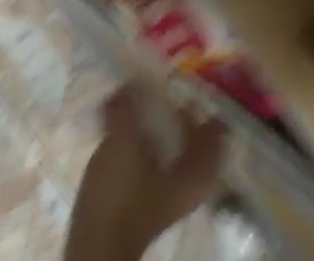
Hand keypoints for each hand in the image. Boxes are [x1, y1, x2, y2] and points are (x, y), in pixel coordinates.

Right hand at [64, 84, 228, 260]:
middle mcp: (189, 179)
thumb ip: (130, 112)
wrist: (99, 235)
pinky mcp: (143, 188)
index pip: (214, 134)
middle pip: (188, 137)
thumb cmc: (121, 194)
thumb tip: (135, 78)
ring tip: (124, 95)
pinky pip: (145, 151)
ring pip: (164, 143)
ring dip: (147, 118)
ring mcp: (165, 185)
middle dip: (169, 109)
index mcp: (197, 173)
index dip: (203, 106)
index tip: (184, 79)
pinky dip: (133, 132)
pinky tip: (108, 119)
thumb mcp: (124, 146)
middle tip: (148, 80)